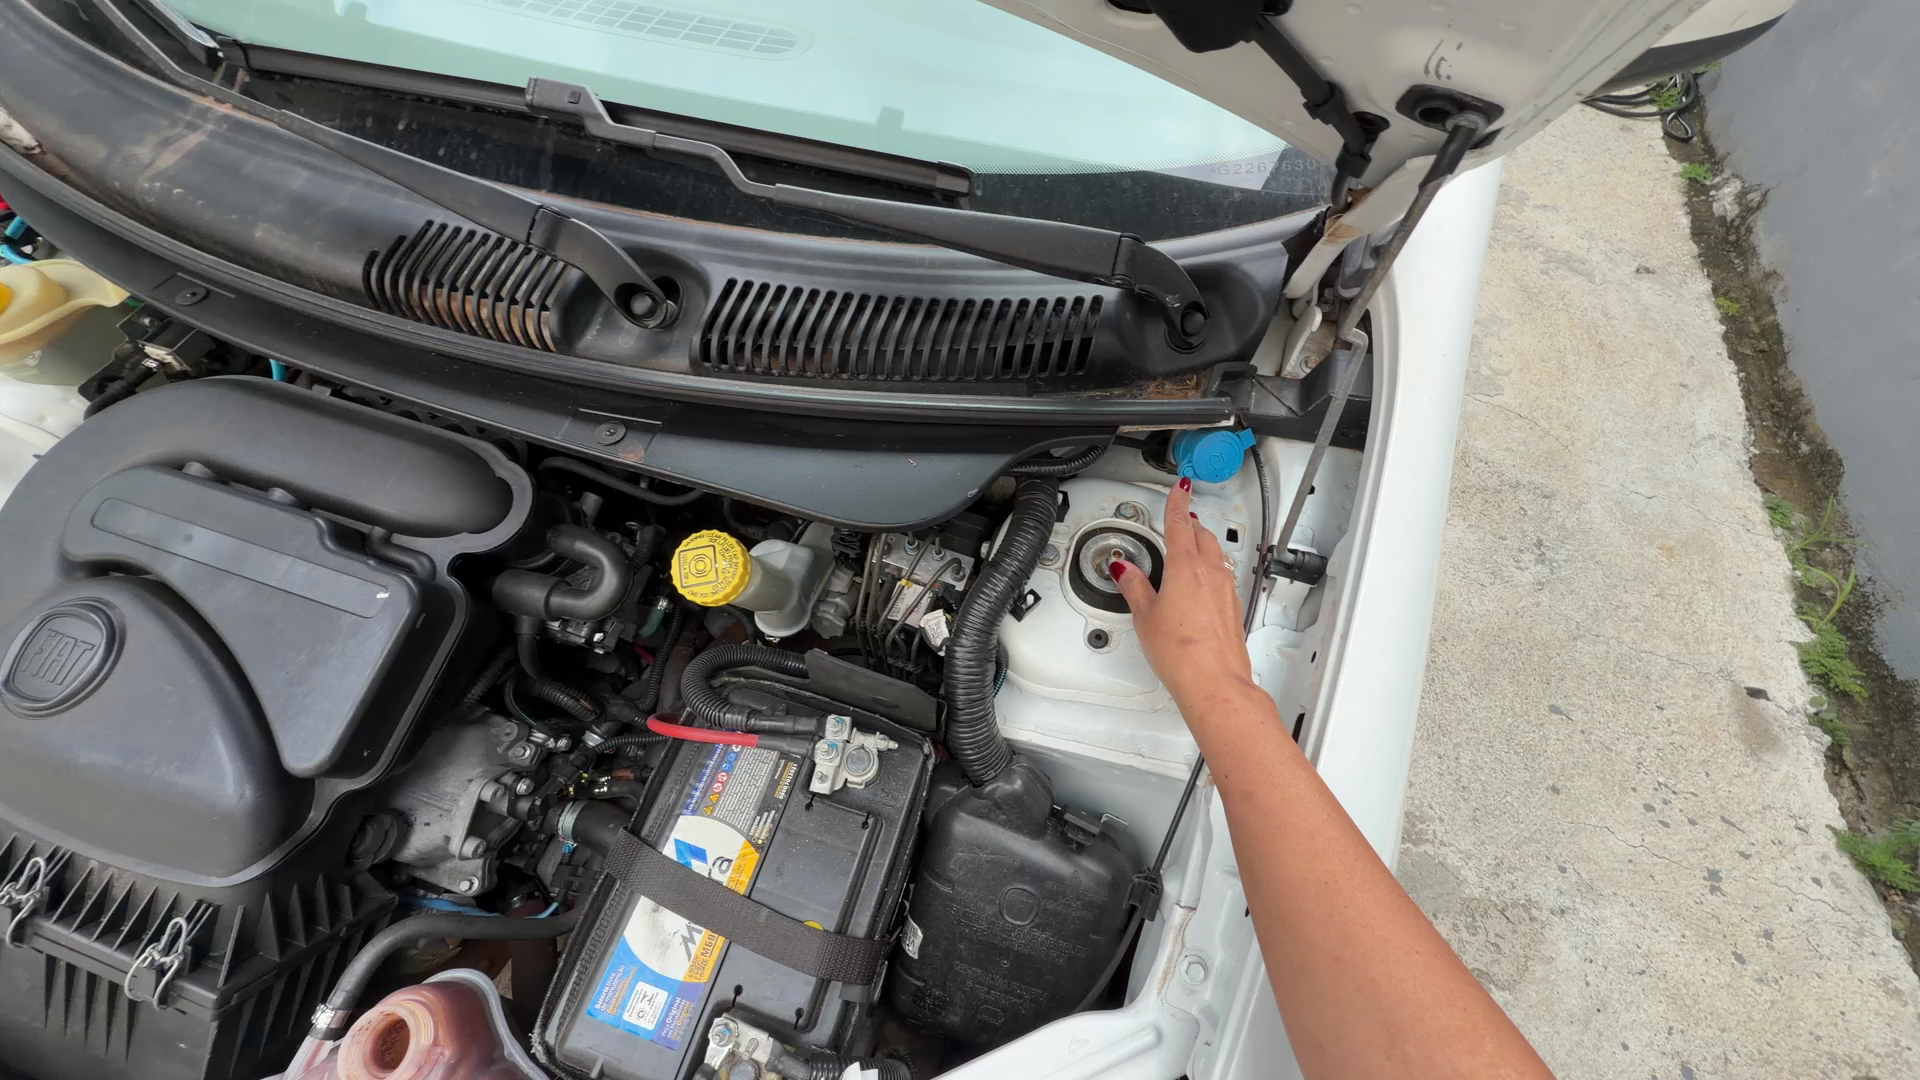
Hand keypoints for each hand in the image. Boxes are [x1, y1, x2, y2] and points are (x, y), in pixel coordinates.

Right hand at [1110, 477, 1259, 736]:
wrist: (1214, 682)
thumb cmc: (1181, 651)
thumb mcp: (1145, 615)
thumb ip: (1134, 586)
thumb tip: (1124, 570)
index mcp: (1186, 567)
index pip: (1180, 524)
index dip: (1177, 503)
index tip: (1179, 488)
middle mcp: (1211, 574)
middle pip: (1203, 535)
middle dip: (1191, 522)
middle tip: (1181, 515)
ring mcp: (1226, 591)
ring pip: (1216, 554)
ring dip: (1203, 543)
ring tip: (1190, 544)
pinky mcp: (1233, 608)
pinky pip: (1222, 576)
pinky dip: (1211, 568)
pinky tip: (1201, 580)